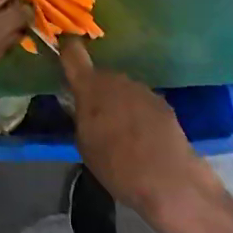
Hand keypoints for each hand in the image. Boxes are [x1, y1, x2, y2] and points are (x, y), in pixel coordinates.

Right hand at [59, 37, 221, 219]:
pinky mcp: (163, 103)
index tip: (63, 53)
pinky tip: (144, 138)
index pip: (74, 55)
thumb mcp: (84, 144)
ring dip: (120, 103)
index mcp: (91, 87)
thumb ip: (80, 116)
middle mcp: (117, 80)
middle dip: (97, 91)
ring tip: (122, 132)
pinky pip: (142, 102)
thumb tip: (80, 104)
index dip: (67, 51)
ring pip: (123, 89)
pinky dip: (139, 114)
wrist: (168, 180)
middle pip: (101, 76)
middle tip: (95, 117)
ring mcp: (143, 89)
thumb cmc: (116, 166)